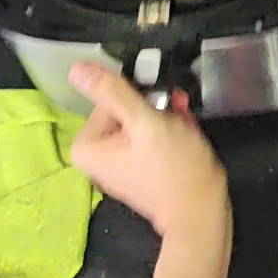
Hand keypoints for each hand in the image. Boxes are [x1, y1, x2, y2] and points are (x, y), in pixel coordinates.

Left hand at [68, 63, 230, 243]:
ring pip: (141, 117)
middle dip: (154, 107)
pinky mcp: (139, 164)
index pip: (109, 98)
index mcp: (87, 147)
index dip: (137, 99)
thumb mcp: (144, 122)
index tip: (157, 108)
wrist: (201, 208)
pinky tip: (184, 131)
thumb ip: (113, 92)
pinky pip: (150, 132)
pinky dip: (168, 127)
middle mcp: (98, 155)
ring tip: (182, 126)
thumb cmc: (173, 166)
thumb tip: (76, 68)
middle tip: (174, 113)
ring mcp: (119, 161)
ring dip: (166, 114)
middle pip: (125, 107)